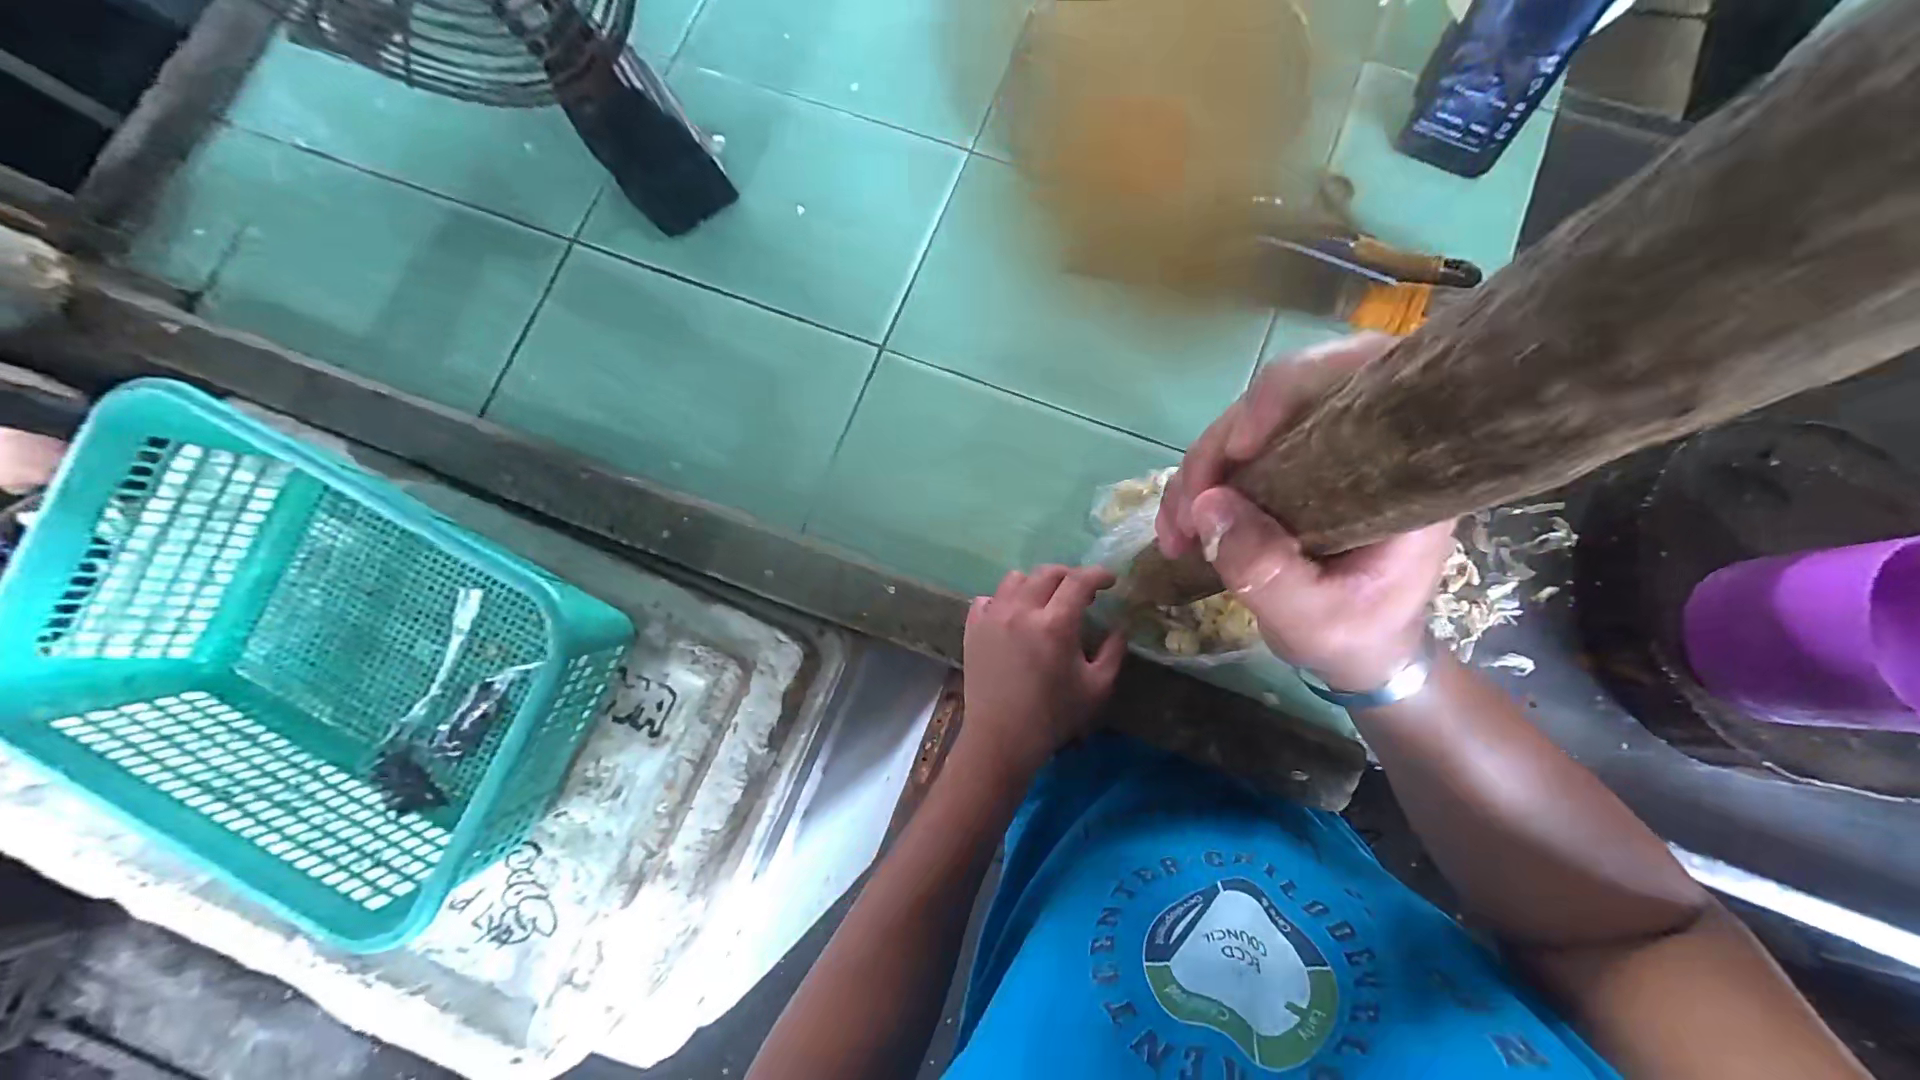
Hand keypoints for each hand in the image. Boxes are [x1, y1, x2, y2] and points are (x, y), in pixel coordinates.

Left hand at [959, 565, 1126, 778]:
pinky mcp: (973, 628)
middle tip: (1081, 592)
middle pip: (1047, 572)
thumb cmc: (1053, 716)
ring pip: (1015, 579)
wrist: (1001, 738)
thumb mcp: (1097, 687)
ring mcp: (992, 617)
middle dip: (1070, 575)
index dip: (1098, 574)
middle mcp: (1021, 611)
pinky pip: (988, 598)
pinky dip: (1005, 600)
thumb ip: (1113, 651)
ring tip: (1045, 601)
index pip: (1079, 581)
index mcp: (1055, 624)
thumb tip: (1119, 626)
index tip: (1109, 581)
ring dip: (1036, 583)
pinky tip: (1014, 616)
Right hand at [1157, 333, 1450, 691]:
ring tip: (1173, 532)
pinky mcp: (1284, 470)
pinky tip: (1178, 526)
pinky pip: (1230, 457)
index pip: (1356, 378)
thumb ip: (1266, 570)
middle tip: (1183, 513)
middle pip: (1280, 400)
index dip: (1290, 391)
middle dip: (1216, 451)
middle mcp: (1361, 444)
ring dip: (1196, 473)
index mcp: (1402, 468)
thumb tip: (1206, 507)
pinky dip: (1196, 486)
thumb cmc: (1358, 637)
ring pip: (1243, 428)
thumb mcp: (1315, 620)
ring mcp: (1316, 453)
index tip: (1240, 446)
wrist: (1363, 653)